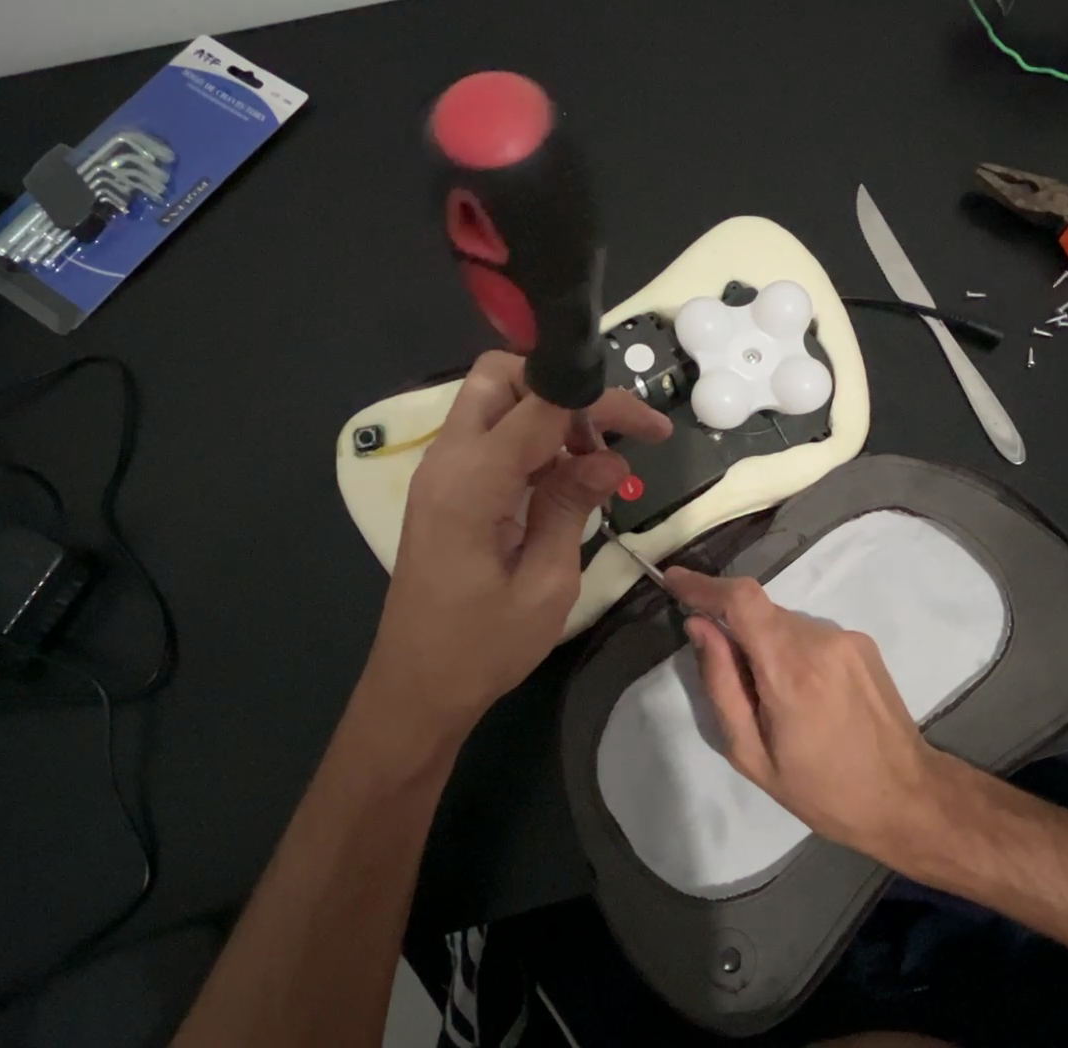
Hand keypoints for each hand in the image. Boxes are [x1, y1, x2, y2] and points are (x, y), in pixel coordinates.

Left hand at [364, 352, 670, 738]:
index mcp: (471, 480)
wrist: (417, 689)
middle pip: (502, 377)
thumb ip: (573, 507)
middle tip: (609, 439)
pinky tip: (566, 481)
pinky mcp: (445, 491)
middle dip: (563, 391)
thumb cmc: (483, 648)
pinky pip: (489, 440)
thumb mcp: (547, 582)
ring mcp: (440, 474)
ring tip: (597, 465)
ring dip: (549, 416)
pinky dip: (531, 443)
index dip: (600, 402)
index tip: (650, 428)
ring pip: (495, 404)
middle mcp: (447, 460)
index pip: (541, 403)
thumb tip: (609, 457)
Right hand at [665, 567, 959, 861]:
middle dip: (734, 631)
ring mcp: (847, 638)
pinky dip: (792, 651)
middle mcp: (822, 640)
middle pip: (760, 611)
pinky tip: (806, 696)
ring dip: (765, 645)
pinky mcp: (863, 642)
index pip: (742, 600)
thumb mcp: (751, 754)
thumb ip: (720, 684)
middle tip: (734, 683)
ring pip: (784, 622)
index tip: (674, 581)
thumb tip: (699, 627)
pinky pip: (809, 633)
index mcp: (790, 671)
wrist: (906, 796)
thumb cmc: (821, 790)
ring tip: (778, 702)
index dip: (703, 585)